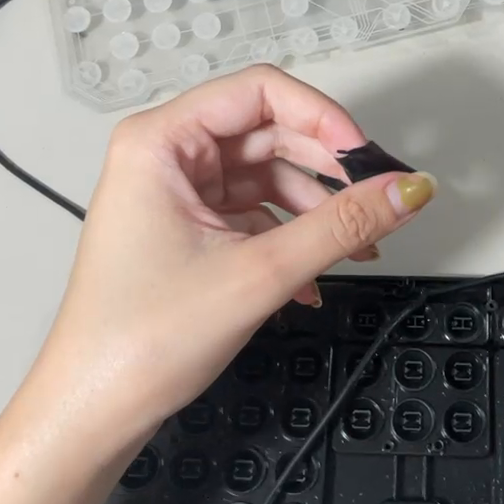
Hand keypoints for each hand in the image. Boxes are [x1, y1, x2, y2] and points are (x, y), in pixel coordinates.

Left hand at [28, 66, 434, 445]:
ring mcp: (180, 195)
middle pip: (271, 135)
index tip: (368, 158)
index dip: (323, 117)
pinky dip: (294, 240)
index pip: (261, 91)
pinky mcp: (194, 230)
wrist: (96, 412)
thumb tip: (407, 190)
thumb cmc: (141, 341)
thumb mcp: (259, 273)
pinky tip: (316, 279)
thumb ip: (341, 226)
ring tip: (357, 248)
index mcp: (161, 142)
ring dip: (318, 212)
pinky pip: (259, 214)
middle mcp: (168, 158)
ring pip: (271, 178)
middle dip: (328, 171)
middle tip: (377, 202)